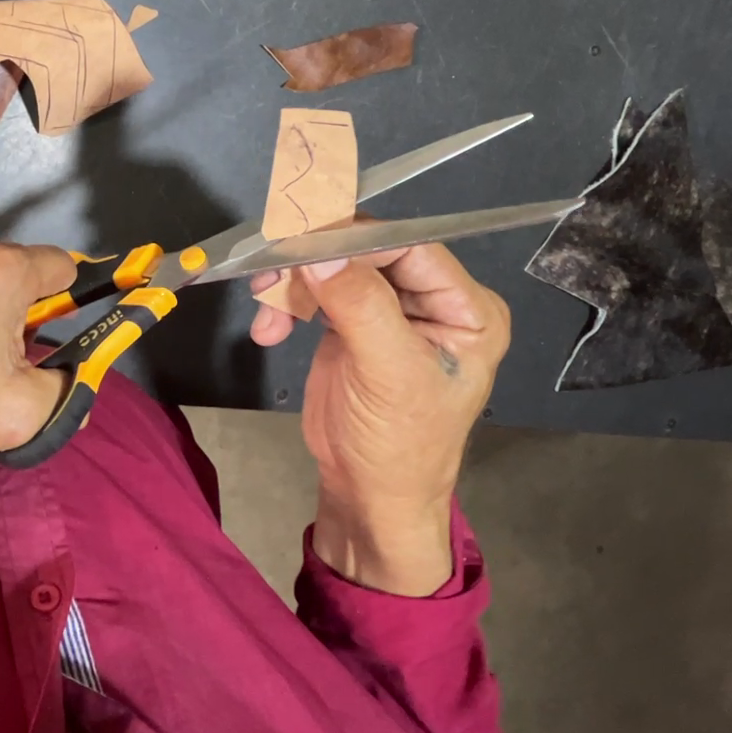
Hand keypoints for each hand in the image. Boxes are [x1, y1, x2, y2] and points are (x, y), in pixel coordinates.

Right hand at [248, 243, 509, 593]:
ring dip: (292, 285)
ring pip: (333, 267)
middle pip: (366, 252)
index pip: (411, 247)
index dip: (356, 237)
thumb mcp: (386, 373)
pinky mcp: (350, 322)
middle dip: (315, 262)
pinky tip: (269, 332)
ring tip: (265, 311)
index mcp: (466, 308)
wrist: (367, 496)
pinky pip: (315, 292)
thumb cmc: (398, 444)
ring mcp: (388, 310)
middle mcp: (432, 300)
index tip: (302, 237)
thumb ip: (358, 305)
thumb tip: (318, 251)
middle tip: (271, 271)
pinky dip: (286, 304)